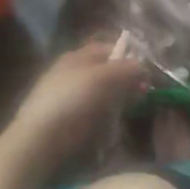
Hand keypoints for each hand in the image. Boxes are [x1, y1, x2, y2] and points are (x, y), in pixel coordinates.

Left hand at [4, 42, 146, 168]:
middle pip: (108, 74)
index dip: (130, 57)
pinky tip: (109, 131)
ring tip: (125, 115)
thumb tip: (143, 67)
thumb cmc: (72, 100)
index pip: (109, 49)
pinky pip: (96, 118)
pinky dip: (105, 123)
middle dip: (126, 85)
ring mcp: (70, 99)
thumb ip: (126, 69)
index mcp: (77, 57)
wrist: (41, 139)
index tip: (148, 74)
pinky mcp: (70, 122)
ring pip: (104, 97)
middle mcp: (73, 74)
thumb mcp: (102, 77)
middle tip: (140, 97)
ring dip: (117, 106)